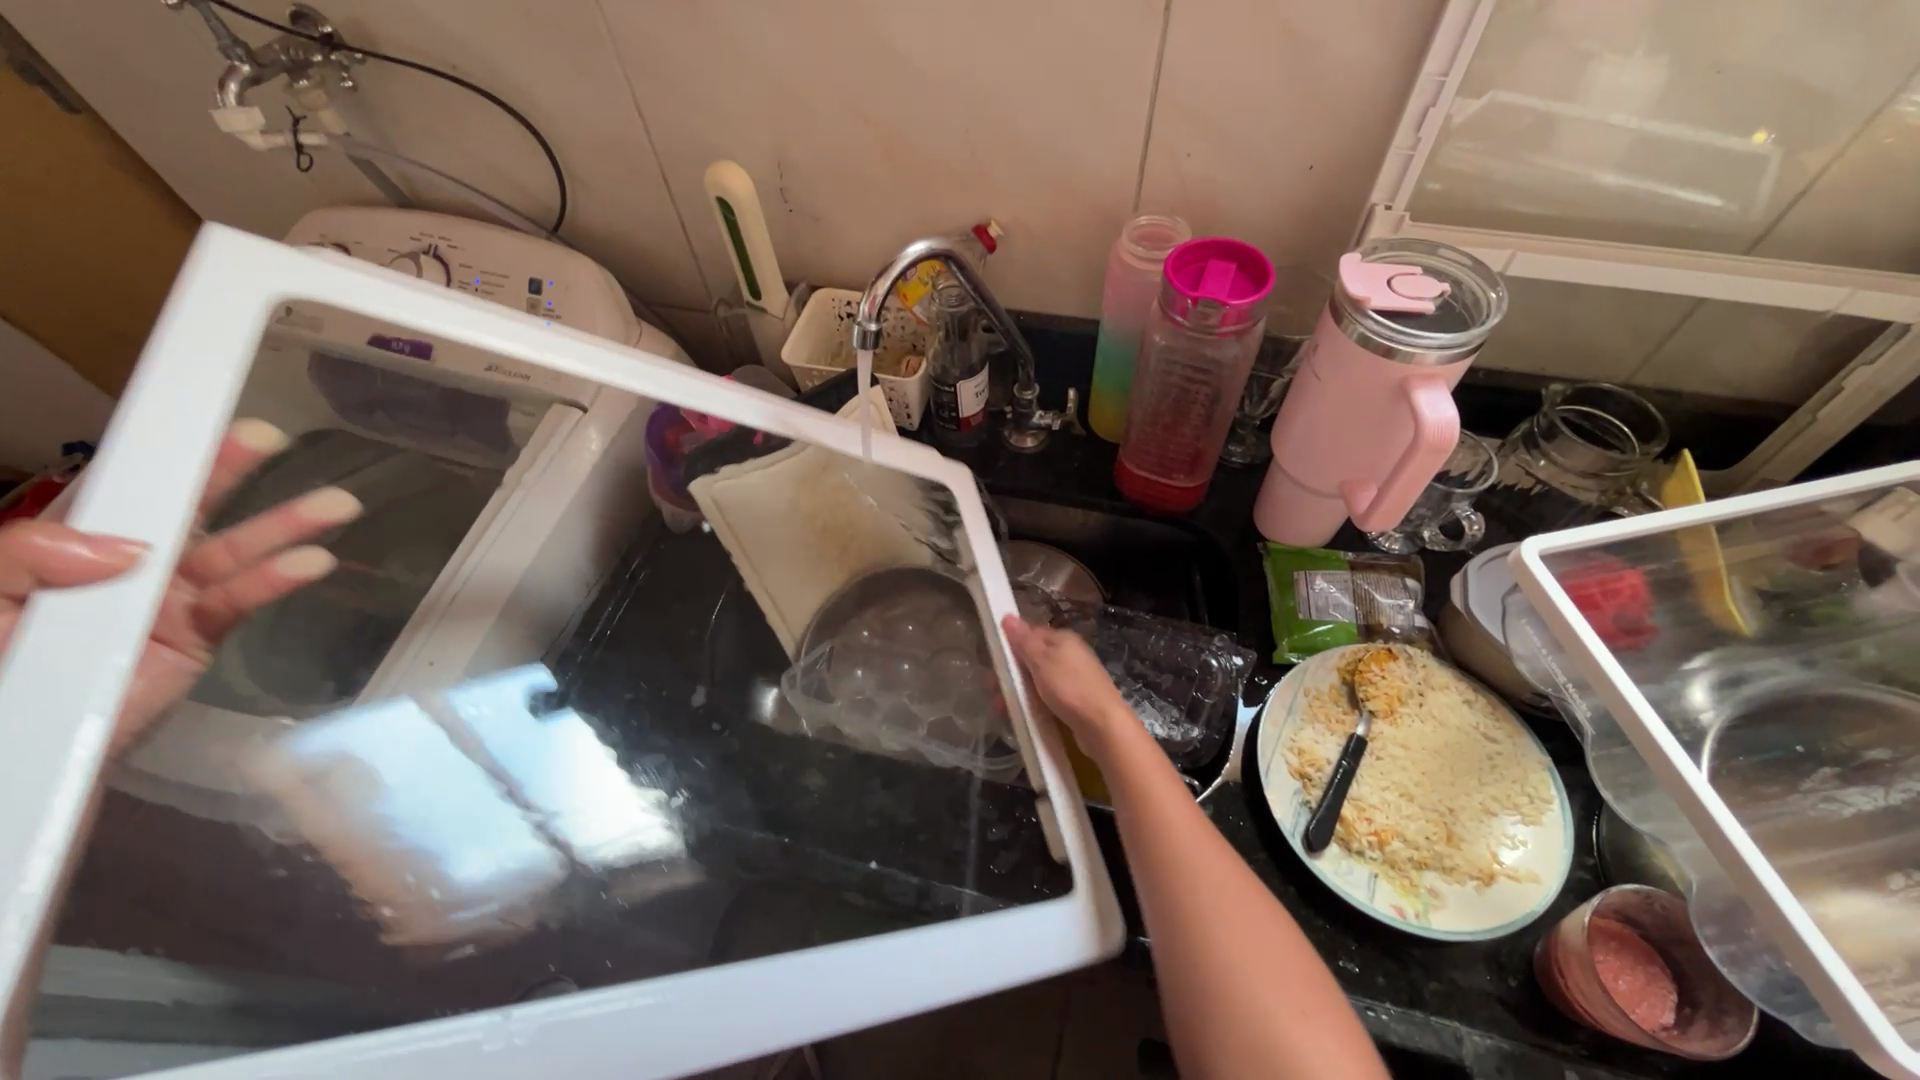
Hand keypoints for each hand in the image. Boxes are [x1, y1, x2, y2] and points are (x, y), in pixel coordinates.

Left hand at [0, 419, 362, 753]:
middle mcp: (126, 562)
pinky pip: (239, 602)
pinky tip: (312, 563)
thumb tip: (131, 547)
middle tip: (271, 436)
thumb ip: (25, 558)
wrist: (14, 744)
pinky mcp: (198, 637)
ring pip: (232, 552)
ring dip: (286, 526)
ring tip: (338, 506)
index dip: (162, 453)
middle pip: (184, 507)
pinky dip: (276, 582)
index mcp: (68, 543)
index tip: (199, 416)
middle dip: (229, 470)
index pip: (122, 486)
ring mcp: (167, 599)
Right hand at [1000, 615, 1134, 756]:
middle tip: (993, 689)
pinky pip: (1047, 696)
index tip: (994, 659)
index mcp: (1063, 639)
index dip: (1011, 643)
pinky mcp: (1074, 700)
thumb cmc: (1070, 688)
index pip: (1031, 633)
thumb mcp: (1042, 661)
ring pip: (1038, 679)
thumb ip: (1024, 641)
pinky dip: (1033, 702)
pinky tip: (1022, 713)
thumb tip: (1008, 617)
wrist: (1103, 726)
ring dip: (1018, 690)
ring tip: (1002, 707)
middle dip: (1012, 672)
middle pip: (1033, 657)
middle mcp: (1069, 655)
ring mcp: (1073, 678)